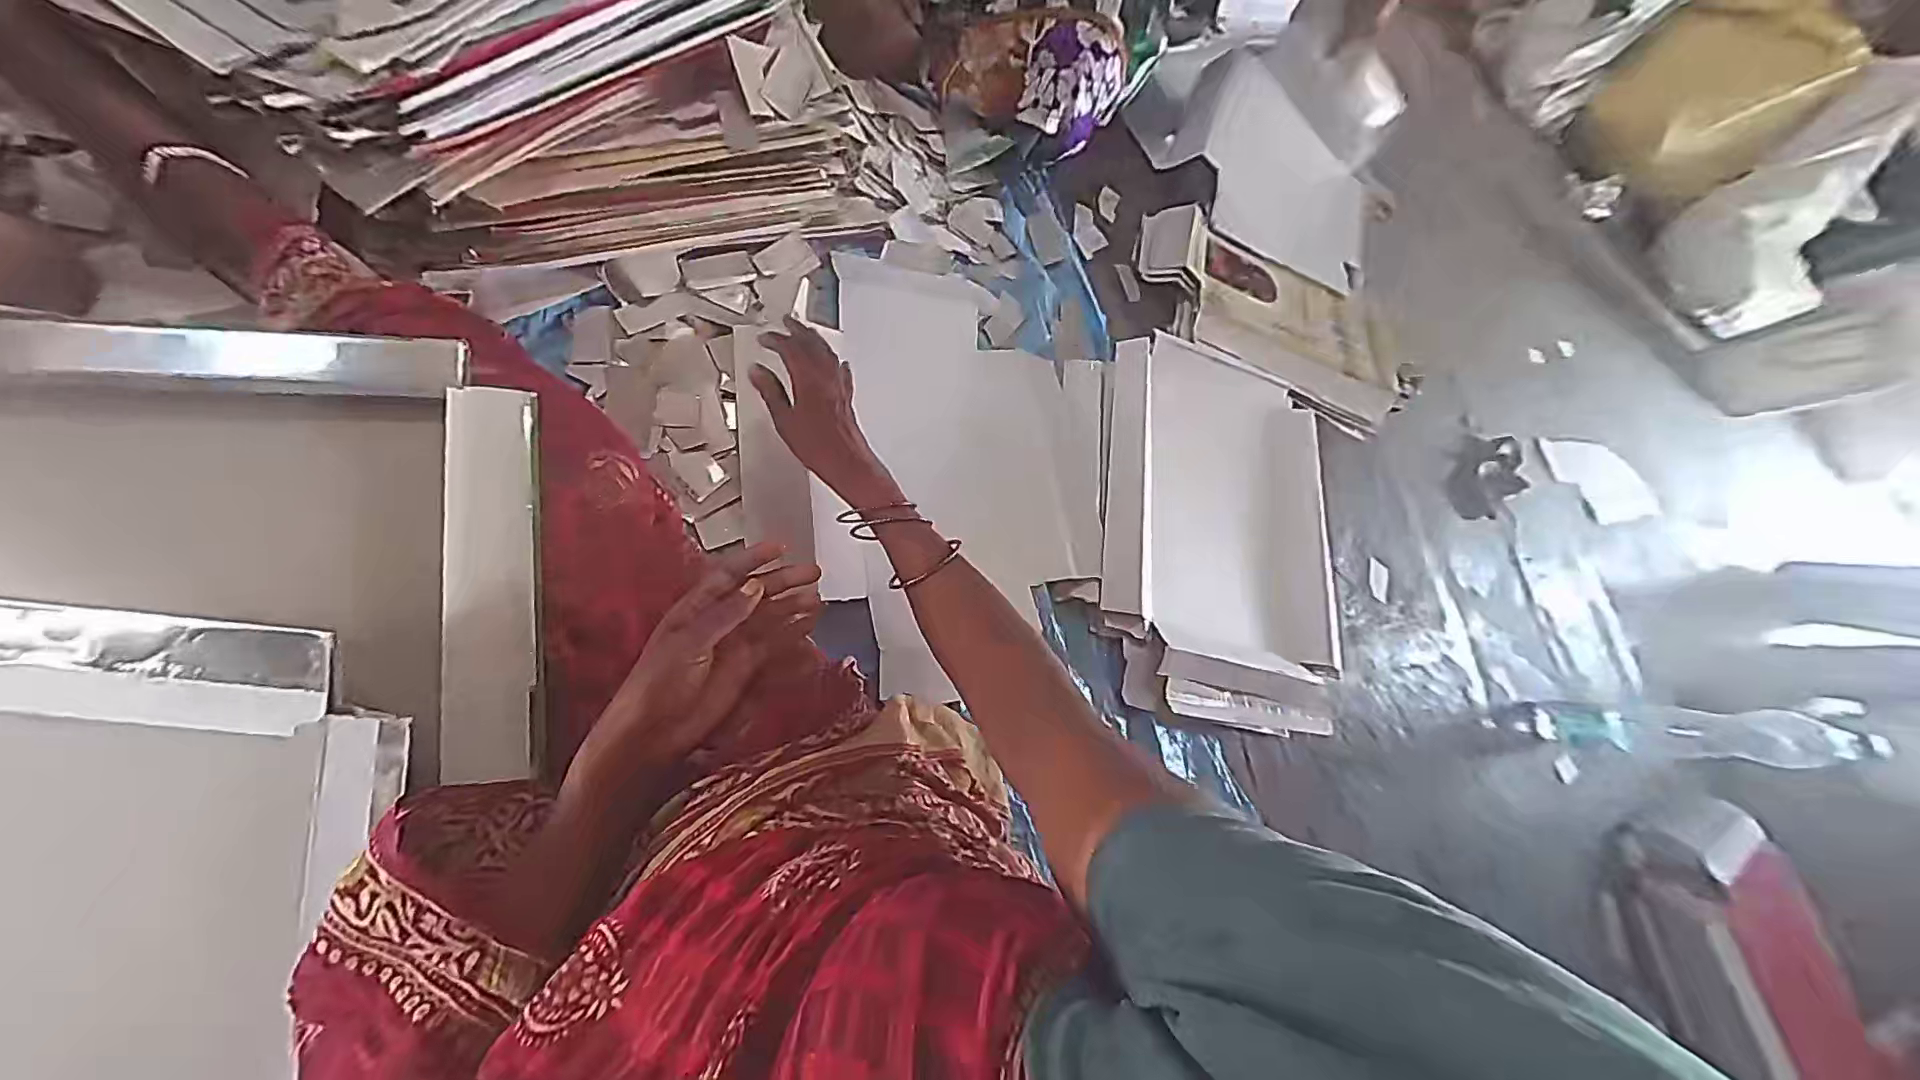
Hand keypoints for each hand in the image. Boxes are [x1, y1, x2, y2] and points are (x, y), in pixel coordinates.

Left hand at [565, 542, 822, 808]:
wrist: (652, 731)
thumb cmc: (657, 684)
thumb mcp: (689, 642)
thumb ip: (724, 614)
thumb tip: (754, 588)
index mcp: (697, 609)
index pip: (730, 575)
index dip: (754, 559)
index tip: (780, 548)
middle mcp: (718, 623)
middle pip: (757, 595)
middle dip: (785, 581)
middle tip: (813, 573)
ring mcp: (733, 646)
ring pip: (771, 619)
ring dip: (794, 607)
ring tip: (818, 598)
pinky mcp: (744, 670)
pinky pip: (774, 647)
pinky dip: (793, 636)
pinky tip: (809, 628)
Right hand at [752, 317, 902, 507]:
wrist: (847, 463)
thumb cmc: (819, 447)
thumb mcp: (783, 420)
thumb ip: (770, 392)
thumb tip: (758, 373)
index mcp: (808, 379)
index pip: (790, 348)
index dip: (775, 339)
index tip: (764, 338)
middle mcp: (827, 377)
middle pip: (812, 343)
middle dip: (797, 330)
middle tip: (786, 322)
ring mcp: (840, 385)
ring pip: (827, 352)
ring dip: (815, 339)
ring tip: (805, 333)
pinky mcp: (847, 396)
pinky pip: (839, 369)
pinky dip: (832, 359)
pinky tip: (833, 361)